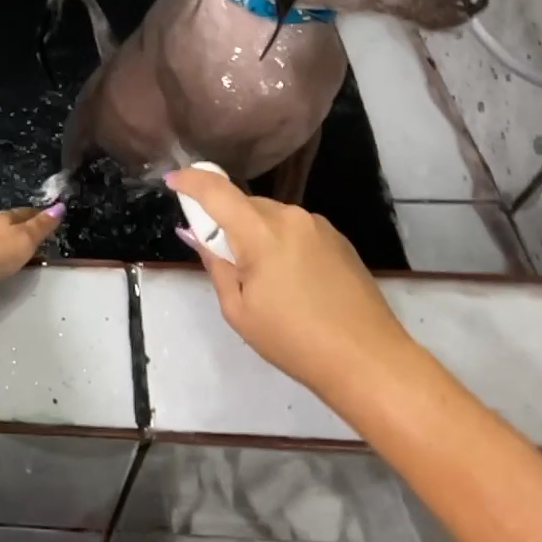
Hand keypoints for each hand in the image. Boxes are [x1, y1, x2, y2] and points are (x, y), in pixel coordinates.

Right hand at [167, 170, 413, 397]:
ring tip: (262, 278)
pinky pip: (295, 229)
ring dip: (255, 232)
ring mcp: (319, 226)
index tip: (171, 180)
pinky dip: (281, 242)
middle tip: (221, 257)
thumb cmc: (294, 341)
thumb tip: (196, 235)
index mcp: (262, 233)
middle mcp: (291, 217)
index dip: (190, 181)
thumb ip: (215, 265)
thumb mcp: (239, 310)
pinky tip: (291, 281)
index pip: (216, 191)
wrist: (369, 361)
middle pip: (245, 203)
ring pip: (271, 216)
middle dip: (225, 219)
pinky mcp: (338, 240)